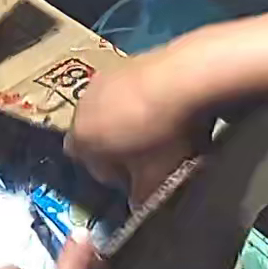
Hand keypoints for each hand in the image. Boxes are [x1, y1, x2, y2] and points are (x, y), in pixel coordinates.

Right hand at [65, 54, 204, 204]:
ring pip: (112, 112)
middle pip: (98, 138)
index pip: (92, 169)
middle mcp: (82, 107)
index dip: (117, 177)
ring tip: (162, 129)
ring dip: (130, 123)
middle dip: (120, 148)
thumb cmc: (162, 135)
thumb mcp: (155, 179)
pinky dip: (141, 101)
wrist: (186, 76)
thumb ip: (141, 200)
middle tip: (151, 156)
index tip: (140, 178)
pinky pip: (127, 91)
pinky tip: (168, 105)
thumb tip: (137, 207)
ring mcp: (101, 80)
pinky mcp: (123, 61)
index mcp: (81, 139)